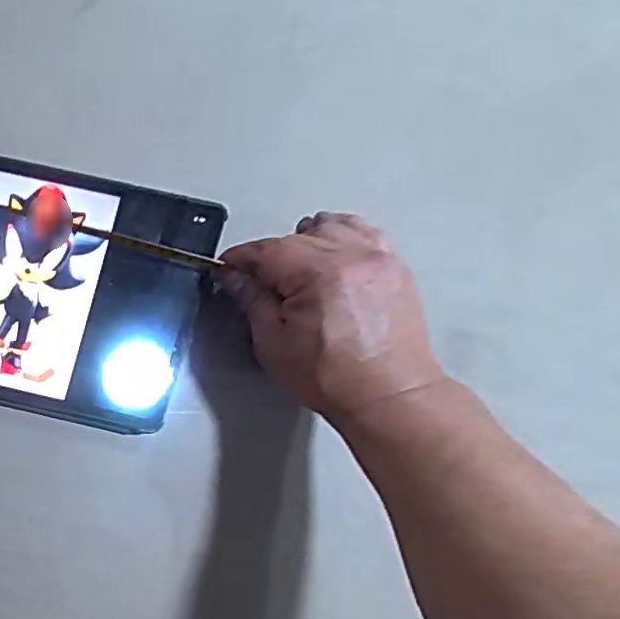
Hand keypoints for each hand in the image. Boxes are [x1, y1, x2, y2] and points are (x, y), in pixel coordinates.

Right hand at [216, 212, 447, 421]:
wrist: (387, 392)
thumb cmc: (330, 375)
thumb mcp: (271, 340)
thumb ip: (252, 299)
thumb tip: (234, 277)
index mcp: (320, 273)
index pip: (269, 249)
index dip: (239, 258)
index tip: (223, 268)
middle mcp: (355, 257)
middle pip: (298, 236)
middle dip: (268, 253)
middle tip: (249, 278)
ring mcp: (381, 259)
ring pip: (335, 226)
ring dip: (306, 239)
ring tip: (290, 266)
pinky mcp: (396, 268)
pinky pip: (365, 235)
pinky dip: (340, 238)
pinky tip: (325, 259)